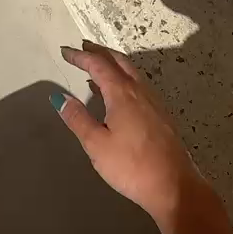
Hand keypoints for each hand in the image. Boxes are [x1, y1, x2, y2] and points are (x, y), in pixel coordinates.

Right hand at [53, 40, 204, 233]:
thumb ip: (78, 119)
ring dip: (112, 63)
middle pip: (118, 61)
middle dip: (99, 52)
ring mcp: (152, 100)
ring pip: (130, 71)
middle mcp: (139, 90)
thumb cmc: (131, 165)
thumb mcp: (97, 145)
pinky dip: (122, 77)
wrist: (173, 184)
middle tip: (82, 49)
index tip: (65, 51)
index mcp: (122, 93)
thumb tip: (59, 97)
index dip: (80, 56)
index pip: (98, 65)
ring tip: (95, 67)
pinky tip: (116, 94)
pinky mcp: (159, 113)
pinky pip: (137, 84)